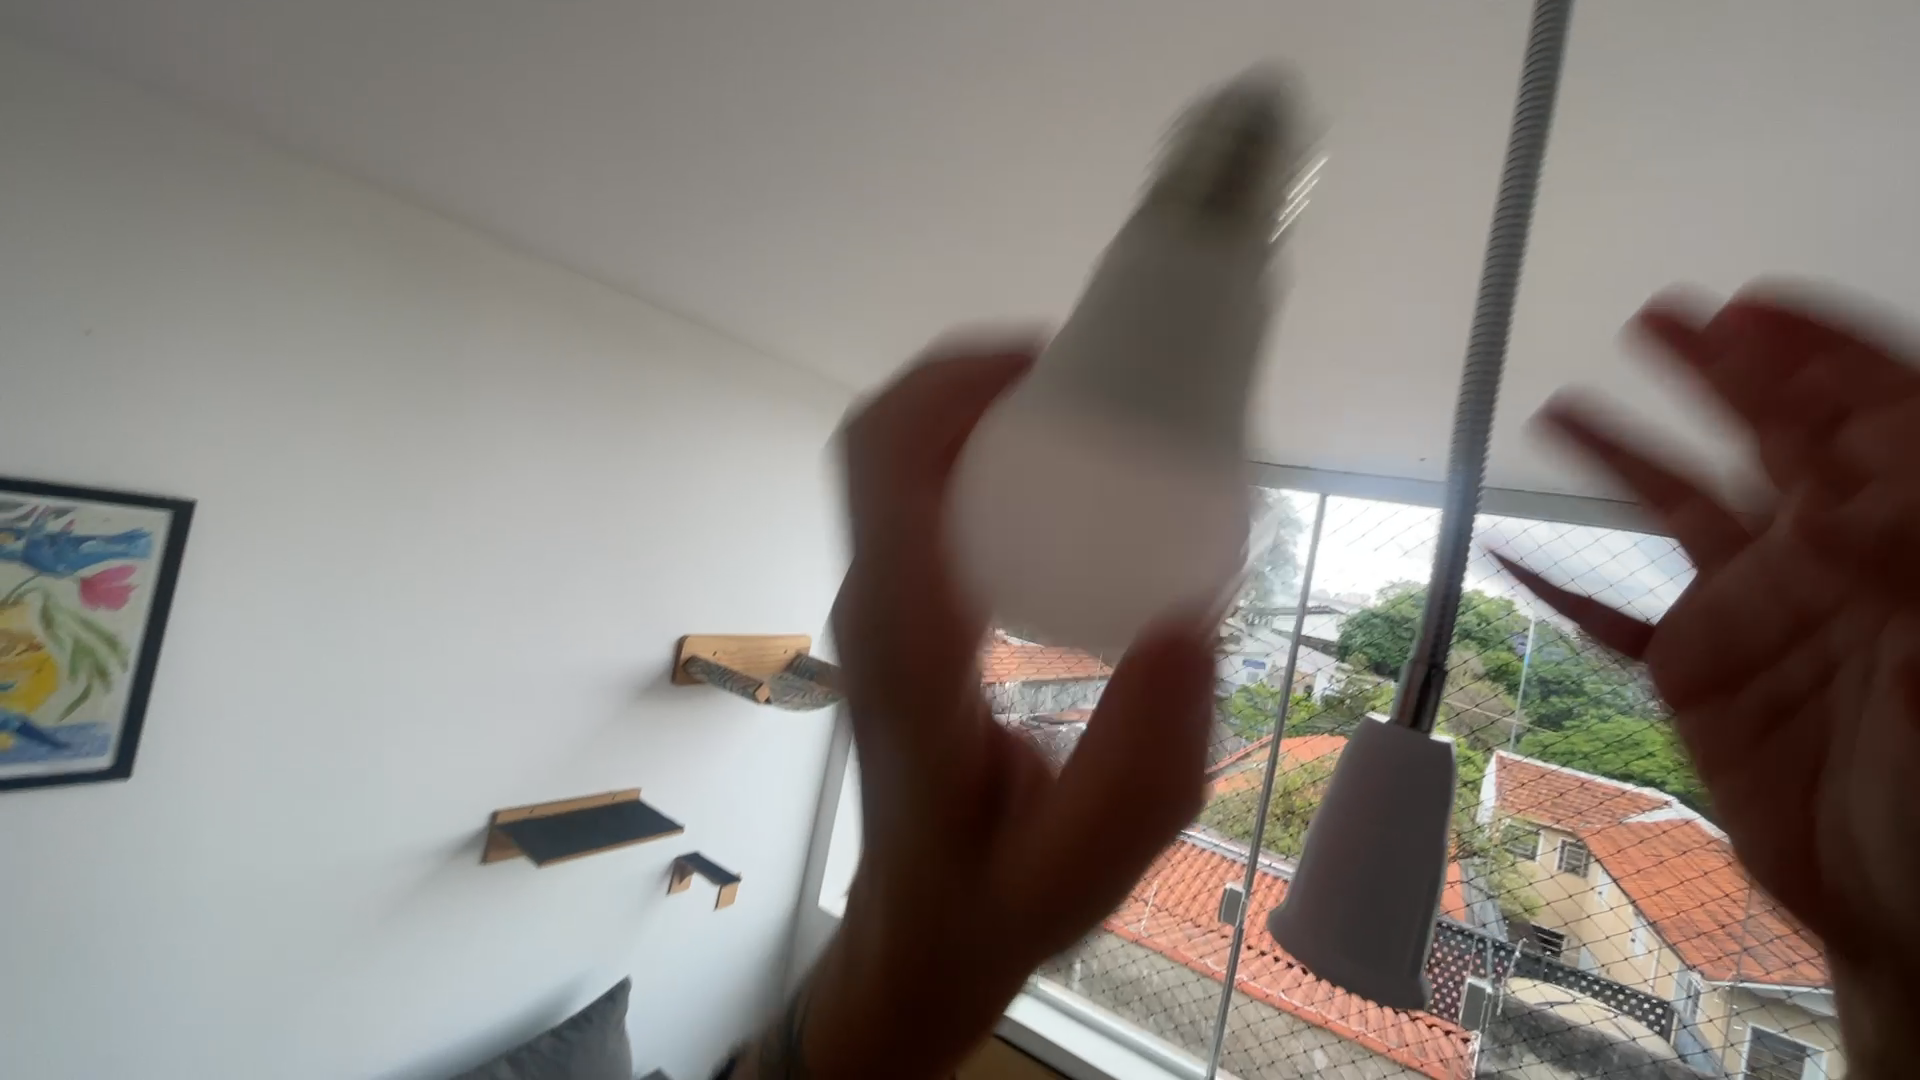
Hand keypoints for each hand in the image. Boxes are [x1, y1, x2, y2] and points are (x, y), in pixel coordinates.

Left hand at [751, 344, 1216, 1078]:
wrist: (919, 928)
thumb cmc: (991, 899)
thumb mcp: (1087, 860)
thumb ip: (1146, 758)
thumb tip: (1190, 618)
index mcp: (907, 645)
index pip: (892, 464)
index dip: (958, 386)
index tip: (1056, 365)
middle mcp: (875, 603)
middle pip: (885, 441)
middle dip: (969, 380)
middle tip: (1083, 379)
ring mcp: (876, 602)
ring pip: (895, 460)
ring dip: (968, 409)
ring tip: (1073, 411)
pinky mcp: (896, 608)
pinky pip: (917, 495)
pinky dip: (969, 451)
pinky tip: (1047, 474)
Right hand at [1496, 285, 1919, 1069]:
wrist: (1917, 916)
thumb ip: (1914, 568)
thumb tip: (1868, 479)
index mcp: (1909, 549)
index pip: (1870, 424)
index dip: (1811, 359)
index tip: (1741, 309)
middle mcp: (1831, 565)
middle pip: (1770, 445)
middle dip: (1718, 376)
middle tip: (1659, 320)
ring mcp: (1752, 615)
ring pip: (1677, 513)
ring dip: (1619, 459)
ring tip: (1559, 410)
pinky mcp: (1693, 668)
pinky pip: (1611, 615)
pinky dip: (1557, 585)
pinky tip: (1513, 554)